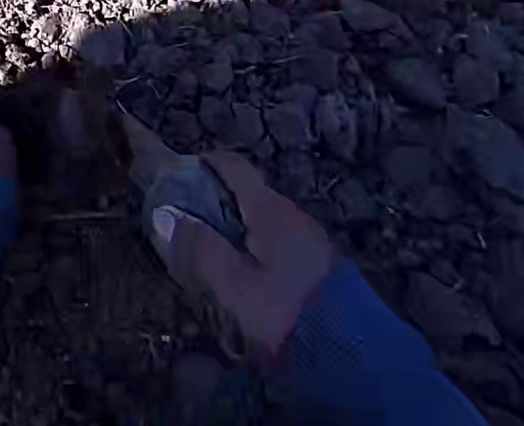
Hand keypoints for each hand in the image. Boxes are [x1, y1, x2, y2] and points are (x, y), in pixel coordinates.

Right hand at [150, 151, 334, 364]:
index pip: (235, 165)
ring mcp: (312, 241)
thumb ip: (199, 249)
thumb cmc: (288, 315)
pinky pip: (281, 243)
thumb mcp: (234, 286)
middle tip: (191, 220)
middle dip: (219, 199)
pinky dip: (257, 247)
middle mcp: (294, 215)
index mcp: (270, 209)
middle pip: (250, 192)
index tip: (182, 172)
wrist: (359, 361)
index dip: (206, 162)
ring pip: (266, 220)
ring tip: (215, 252)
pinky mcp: (323, 268)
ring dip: (239, 226)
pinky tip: (249, 276)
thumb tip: (163, 213)